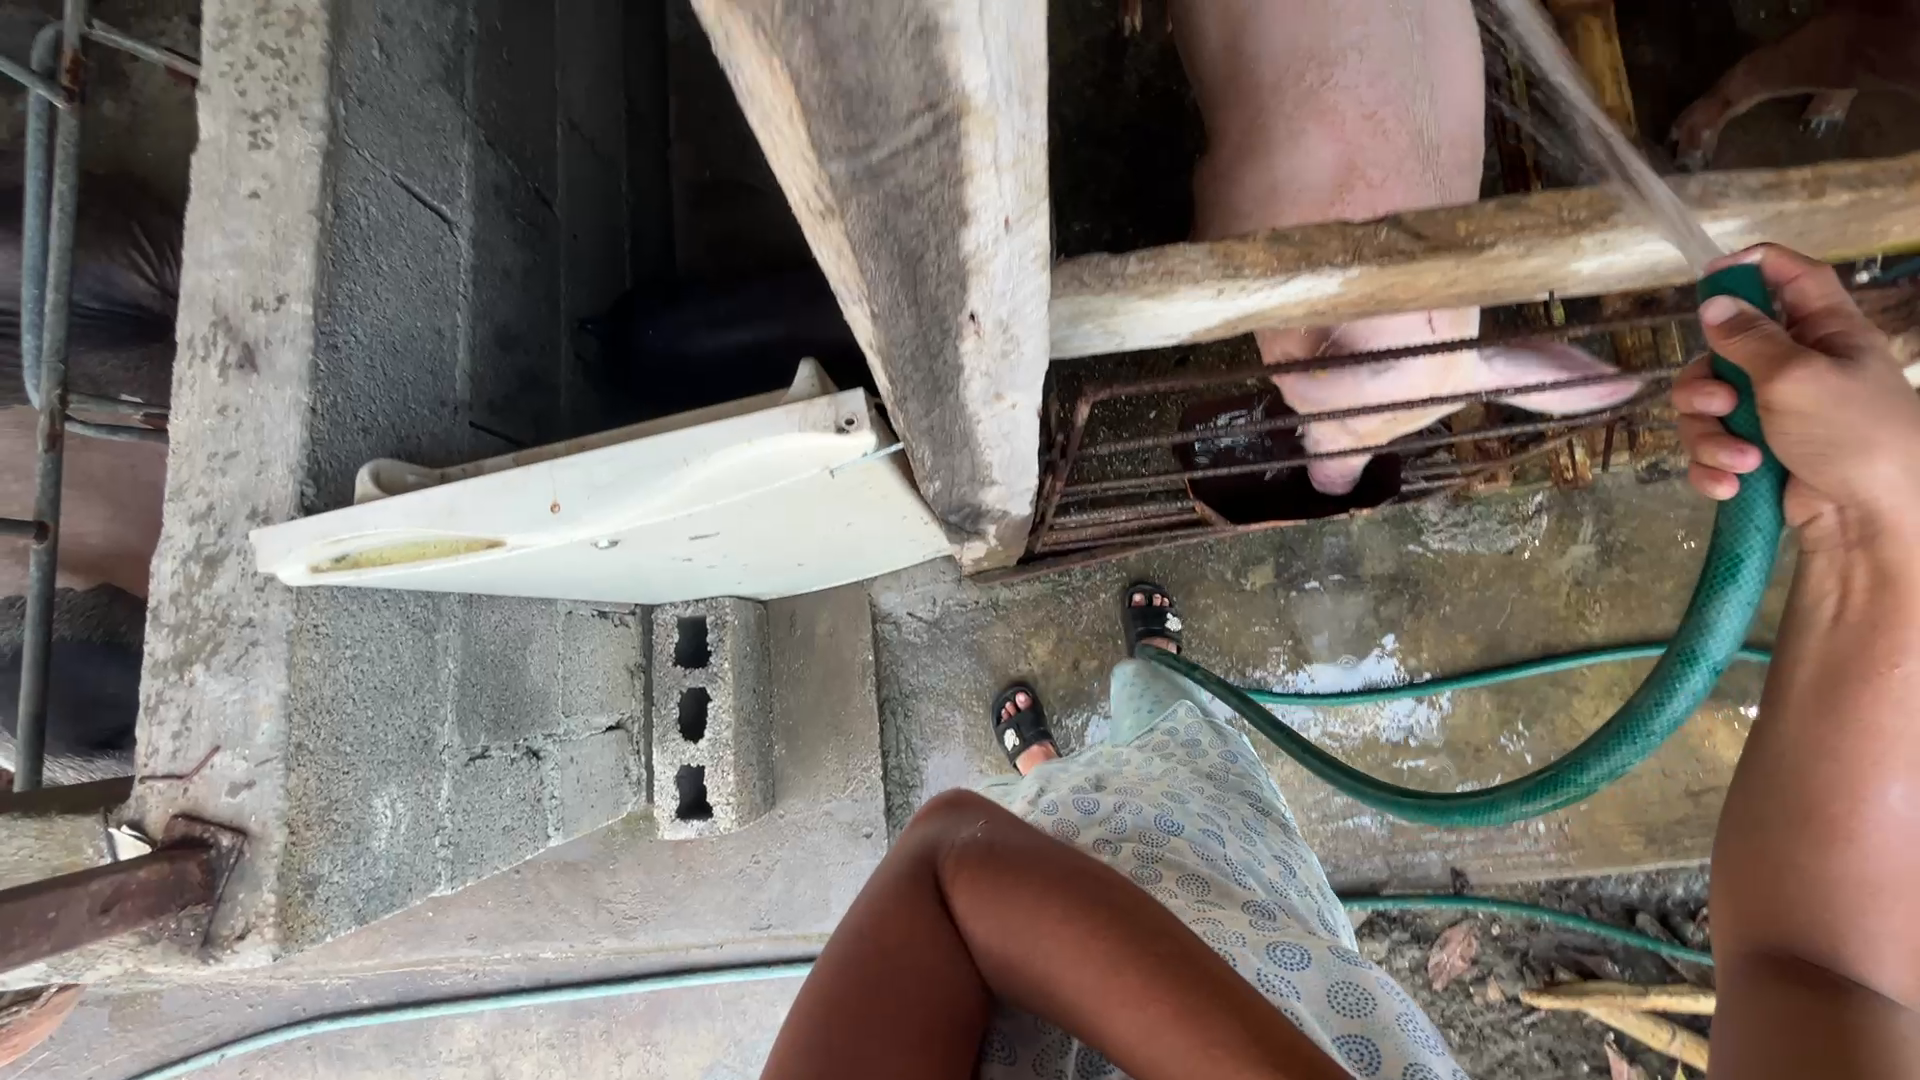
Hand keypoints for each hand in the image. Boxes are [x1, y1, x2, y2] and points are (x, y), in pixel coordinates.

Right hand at [1673, 243, 1919, 552]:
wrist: (1870, 515)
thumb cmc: (1852, 433)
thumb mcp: (1796, 376)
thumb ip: (1749, 340)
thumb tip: (1713, 302)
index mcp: (1825, 336)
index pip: (1795, 280)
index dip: (1755, 267)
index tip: (1708, 273)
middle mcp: (1794, 369)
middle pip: (1720, 355)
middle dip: (1702, 387)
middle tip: (1718, 406)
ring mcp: (1771, 413)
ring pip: (1703, 410)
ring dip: (1709, 438)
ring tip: (1740, 460)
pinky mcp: (1752, 451)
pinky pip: (1706, 449)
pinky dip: (1711, 468)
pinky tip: (1732, 482)